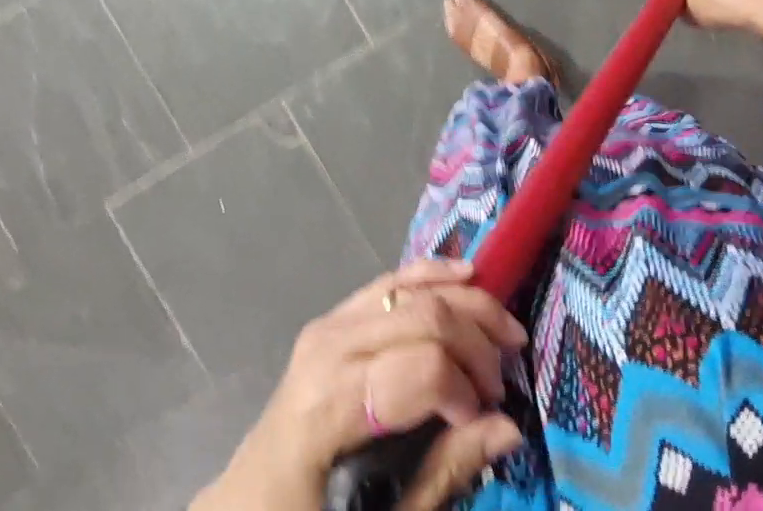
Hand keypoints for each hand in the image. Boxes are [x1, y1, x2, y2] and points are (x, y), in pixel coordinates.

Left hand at [197, 260, 527, 510]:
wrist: (254, 496)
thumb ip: (443, 470)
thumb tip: (508, 427)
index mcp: (329, 408)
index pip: (420, 368)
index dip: (466, 390)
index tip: (485, 421)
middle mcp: (326, 352)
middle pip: (422, 318)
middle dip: (476, 344)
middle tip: (503, 383)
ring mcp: (326, 327)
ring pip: (411, 290)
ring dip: (467, 303)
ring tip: (507, 333)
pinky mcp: (333, 318)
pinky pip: (389, 282)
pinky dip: (432, 275)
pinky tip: (467, 274)